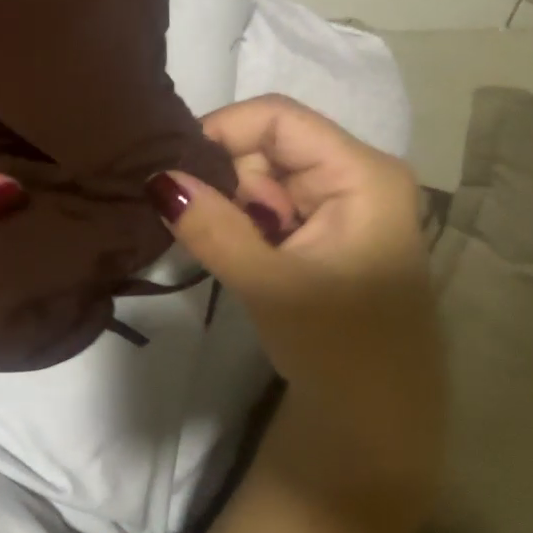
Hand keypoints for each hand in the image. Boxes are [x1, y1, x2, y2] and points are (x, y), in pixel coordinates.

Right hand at [145, 94, 435, 395]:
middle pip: (266, 144)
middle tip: (189, 222)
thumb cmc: (339, 347)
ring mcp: (338, 205)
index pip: (276, 118)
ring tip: (210, 244)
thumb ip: (214, 229)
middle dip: (220, 175)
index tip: (169, 174)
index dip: (218, 133)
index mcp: (361, 174)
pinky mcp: (321, 233)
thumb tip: (157, 178)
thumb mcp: (270, 286)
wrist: (375, 415)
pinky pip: (267, 207)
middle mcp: (353, 176)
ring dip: (226, 204)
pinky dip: (238, 223)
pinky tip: (229, 252)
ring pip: (260, 177)